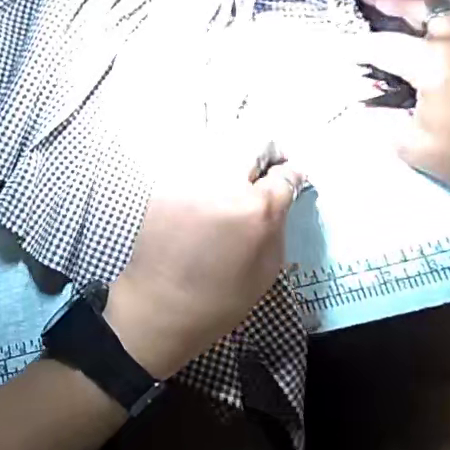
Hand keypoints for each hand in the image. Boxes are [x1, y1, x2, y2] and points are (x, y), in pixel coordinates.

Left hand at [102, 142, 304, 379]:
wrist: (158, 307)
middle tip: (266, 173)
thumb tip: (283, 193)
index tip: (290, 181)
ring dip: (237, 154)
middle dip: (266, 152)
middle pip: (253, 141)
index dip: (291, 176)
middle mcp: (223, 184)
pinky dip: (209, 166)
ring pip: (222, 142)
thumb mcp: (267, 268)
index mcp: (254, 210)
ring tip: (237, 178)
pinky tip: (209, 190)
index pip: (284, 174)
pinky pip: (195, 158)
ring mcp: (189, 179)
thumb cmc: (220, 299)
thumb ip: (278, 223)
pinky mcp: (165, 182)